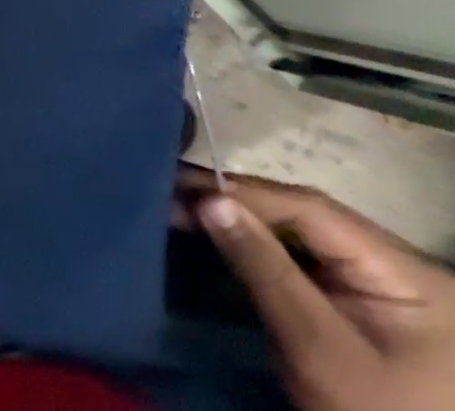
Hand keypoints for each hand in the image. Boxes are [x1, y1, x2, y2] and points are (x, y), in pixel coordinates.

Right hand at [181, 168, 454, 410]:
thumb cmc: (368, 405)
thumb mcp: (314, 343)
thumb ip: (264, 269)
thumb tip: (209, 201)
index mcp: (407, 273)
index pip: (313, 211)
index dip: (243, 193)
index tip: (179, 189)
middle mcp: (400, 266)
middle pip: (309, 217)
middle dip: (239, 203)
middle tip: (172, 196)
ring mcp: (384, 283)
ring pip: (303, 233)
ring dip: (244, 221)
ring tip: (185, 210)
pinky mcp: (363, 298)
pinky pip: (305, 256)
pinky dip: (259, 244)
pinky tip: (222, 236)